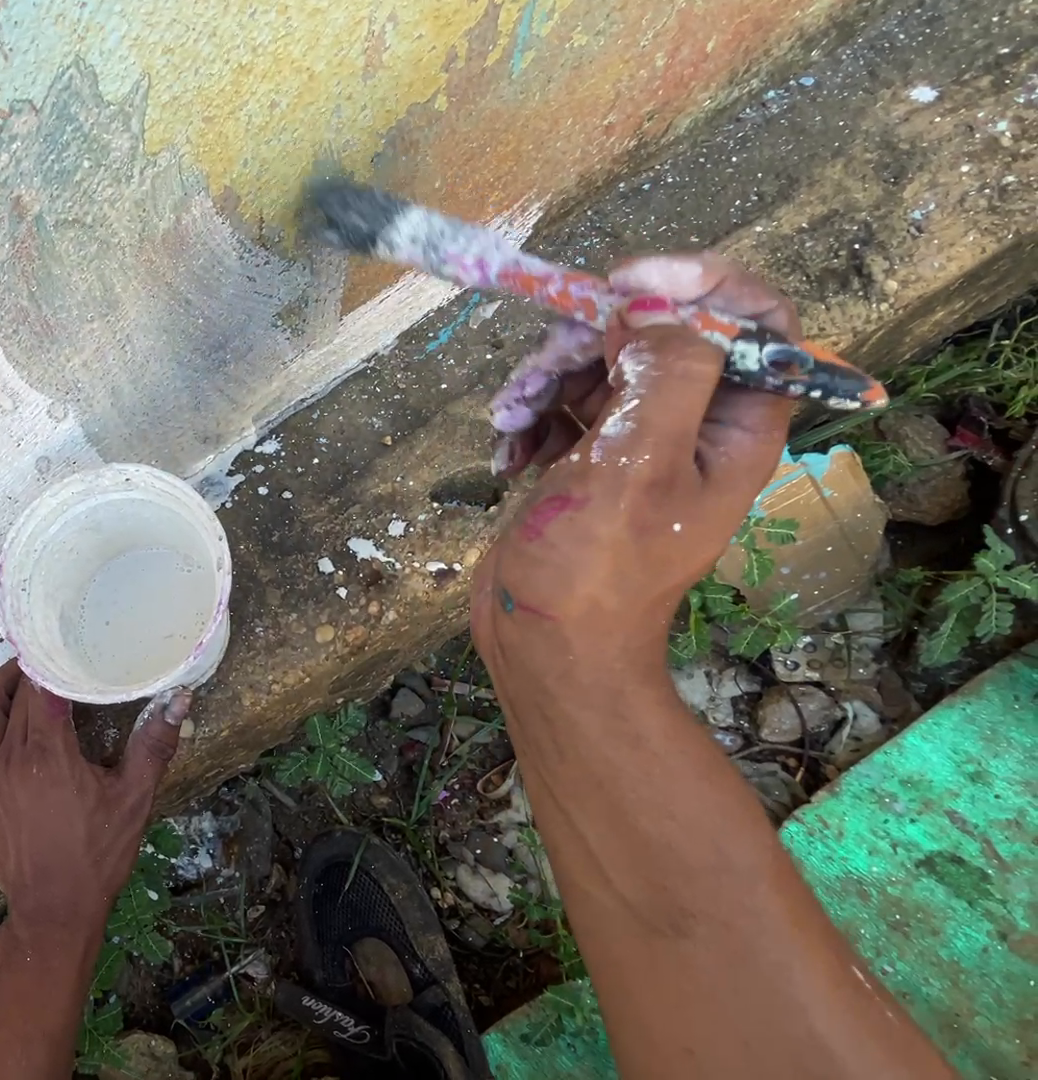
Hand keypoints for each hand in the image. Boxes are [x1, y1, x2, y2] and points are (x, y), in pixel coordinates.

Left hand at [0, 661, 188, 932]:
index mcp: (48, 754)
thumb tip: (179, 700)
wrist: (52, 910)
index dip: (52, 660)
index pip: (43, 688)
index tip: (65, 643)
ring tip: (23, 679)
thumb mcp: (133, 801)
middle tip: (52, 658)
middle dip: (31, 670)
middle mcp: (9, 757)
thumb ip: (153, 746)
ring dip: (0, 688)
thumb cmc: (97, 856)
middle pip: (14, 695)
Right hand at [472, 253, 804, 676]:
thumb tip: (651, 306)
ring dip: (541, 384)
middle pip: (652, 337)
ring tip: (504, 422)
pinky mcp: (582, 462)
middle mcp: (691, 424)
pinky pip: (559, 410)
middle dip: (584, 344)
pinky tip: (505, 455)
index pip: (751, 318)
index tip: (619, 283)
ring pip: (595, 370)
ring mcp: (632, 443)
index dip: (694, 284)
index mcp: (735, 423)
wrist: (546, 640)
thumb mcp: (637, 463)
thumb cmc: (597, 564)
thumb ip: (665, 371)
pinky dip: (527, 421)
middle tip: (532, 374)